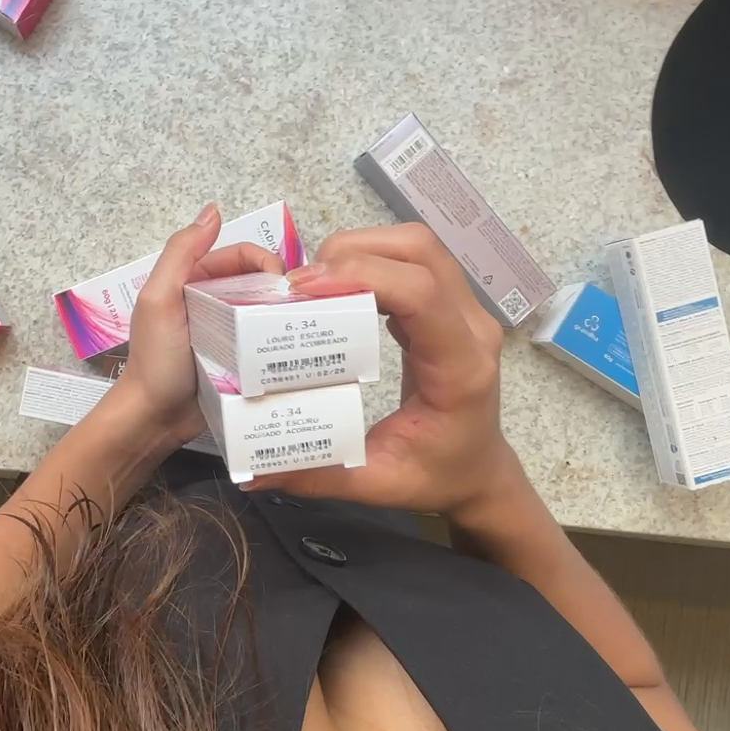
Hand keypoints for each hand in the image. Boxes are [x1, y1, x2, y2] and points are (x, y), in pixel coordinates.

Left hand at [110, 203, 286, 448]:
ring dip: (284, 316)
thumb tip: (213, 211)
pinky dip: (279, 342)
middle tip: (297, 313)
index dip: (266, 262)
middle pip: (259, 283)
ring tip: (303, 332)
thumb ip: (181, 254)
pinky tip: (296, 350)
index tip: (283, 287)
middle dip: (282, 290)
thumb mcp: (160, 300)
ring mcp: (228, 333)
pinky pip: (264, 343)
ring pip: (265, 313)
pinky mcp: (239, 361)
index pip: (241, 256)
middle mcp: (214, 302)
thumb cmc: (156, 360)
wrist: (154, 418)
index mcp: (195, 280)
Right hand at [244, 223, 518, 519]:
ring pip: (417, 247)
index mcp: (459, 369)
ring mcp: (465, 311)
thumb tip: (250, 471)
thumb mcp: (375, 484)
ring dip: (360, 249)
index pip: (421, 294)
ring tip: (312, 282)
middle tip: (298, 285)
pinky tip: (334, 287)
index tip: (300, 289)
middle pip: (419, 251)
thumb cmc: (435, 476)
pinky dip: (370, 261)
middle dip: (352, 251)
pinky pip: (414, 262)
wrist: (478, 471)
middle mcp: (471, 328)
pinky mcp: (449, 306)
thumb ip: (316, 474)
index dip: (360, 276)